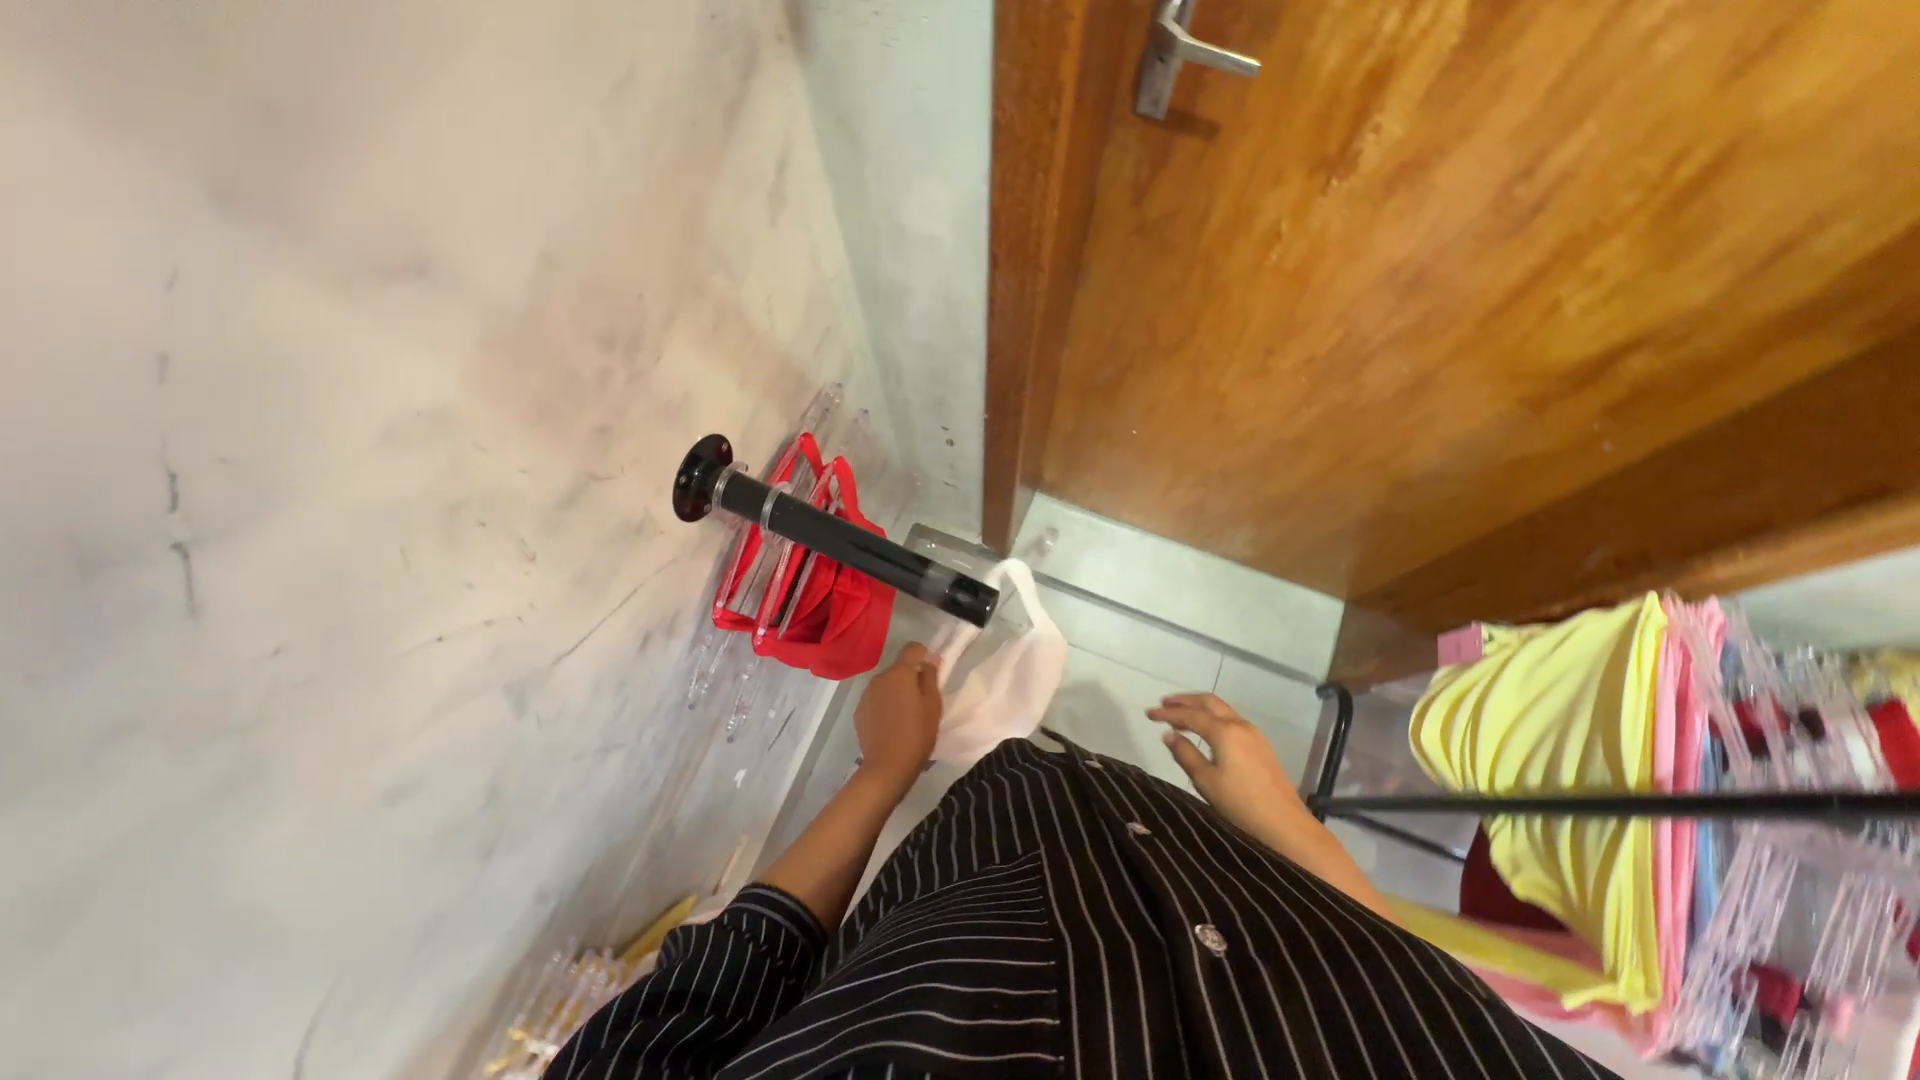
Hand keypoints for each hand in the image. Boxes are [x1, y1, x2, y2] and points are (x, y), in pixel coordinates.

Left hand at [854, 642, 942, 789]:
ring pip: (885, 685)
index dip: (923, 653)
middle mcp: (879, 678)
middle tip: (922, 700)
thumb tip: (929, 660)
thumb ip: (931, 677)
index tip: (931, 669)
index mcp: (899, 674)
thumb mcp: (933, 705)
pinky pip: (875, 700)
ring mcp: (866, 695)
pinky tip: (891, 725)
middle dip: (910, 677)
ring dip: (896, 692)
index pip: (911, 648)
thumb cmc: (917, 734)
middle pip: (898, 669)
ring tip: (905, 715)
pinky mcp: (859, 711)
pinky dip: (884, 705)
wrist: (887, 767)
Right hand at [1148, 693, 1306, 841]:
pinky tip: (1204, 730)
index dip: (1167, 713)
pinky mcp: (1260, 745)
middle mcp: (1240, 724)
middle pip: (1208, 702)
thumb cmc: (1240, 804)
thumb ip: (1185, 754)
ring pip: (1221, 709)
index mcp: (1224, 731)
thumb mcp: (1205, 781)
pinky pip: (1231, 719)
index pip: (1190, 714)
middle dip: (1184, 700)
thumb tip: (1169, 735)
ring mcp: (1253, 734)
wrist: (1284, 823)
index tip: (1148, 714)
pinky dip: (1212, 717)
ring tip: (1179, 715)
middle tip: (1163, 704)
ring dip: (1199, 708)